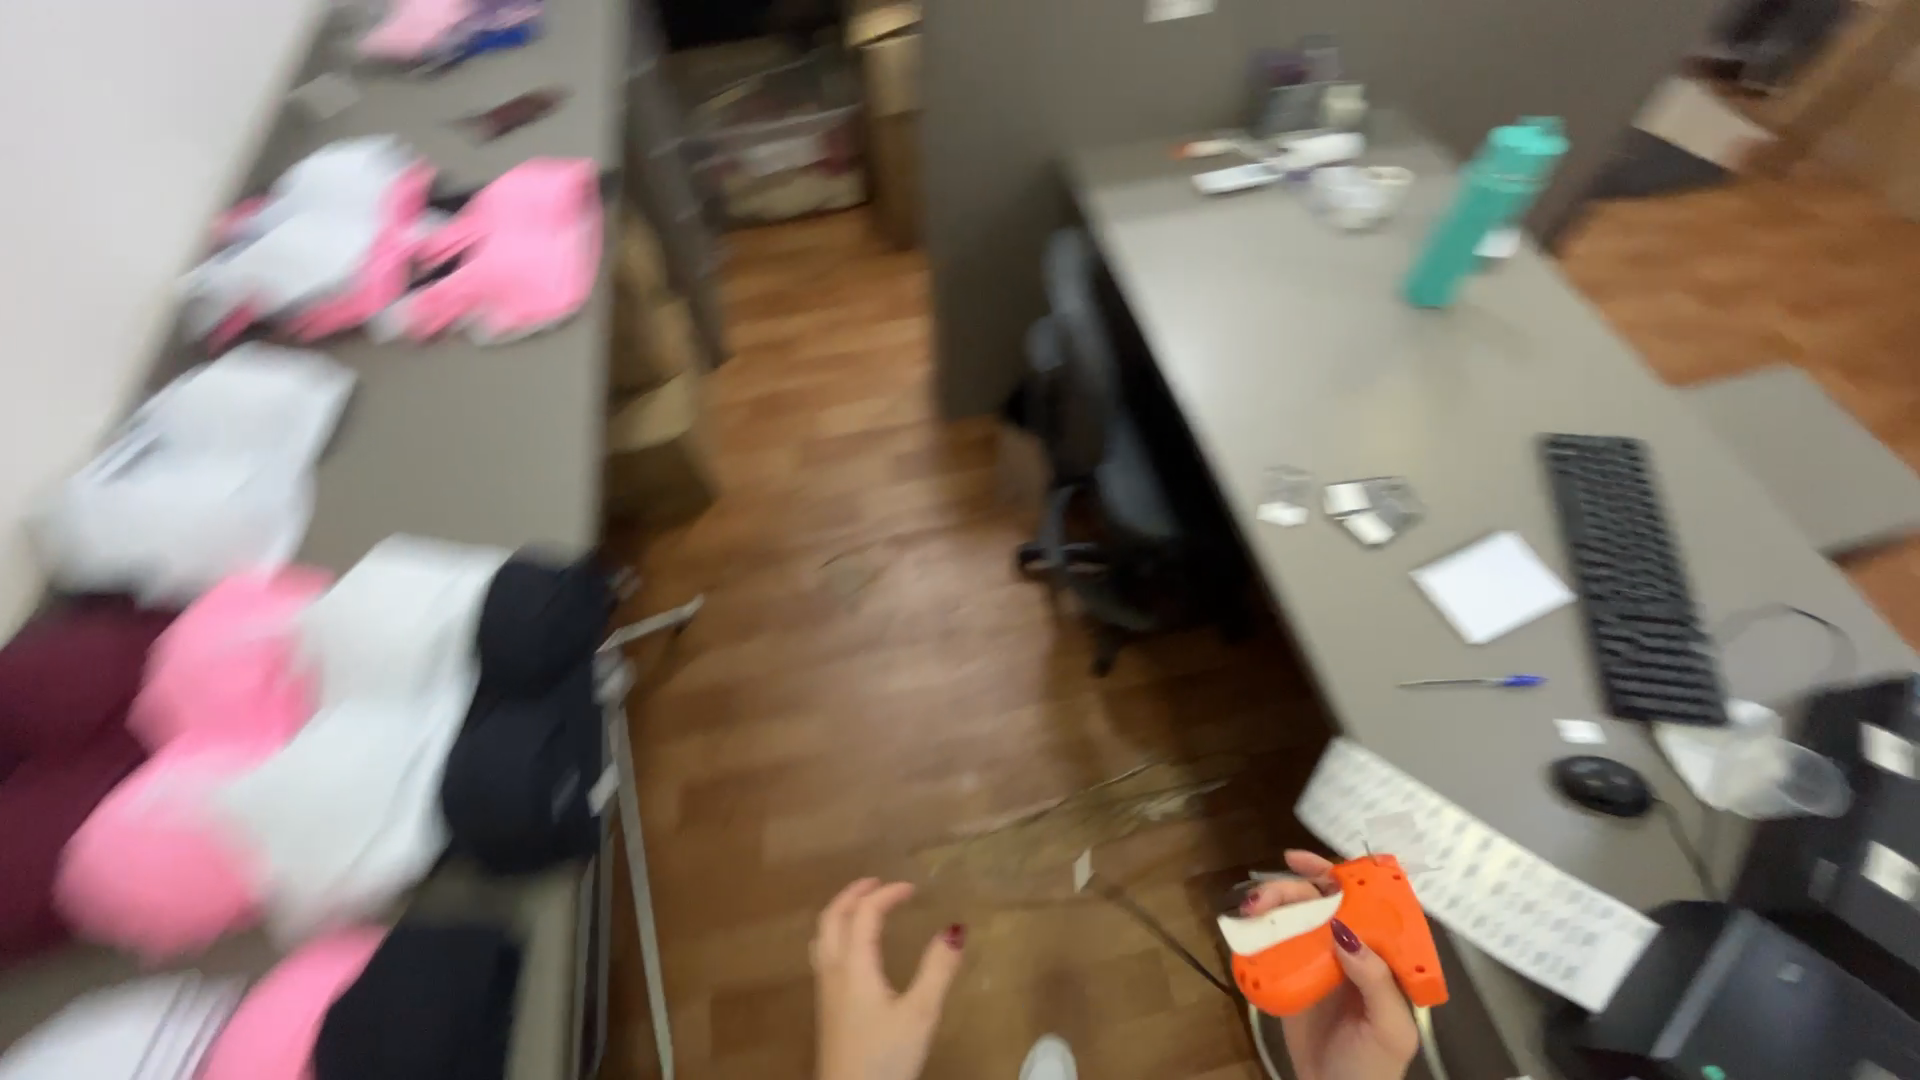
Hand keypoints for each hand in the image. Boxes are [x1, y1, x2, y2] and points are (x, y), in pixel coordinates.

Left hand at [812, 879, 964, 1079]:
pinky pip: (824, 955)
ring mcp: (825, 992)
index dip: (887, 894)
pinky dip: (837, 935)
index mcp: (854, 965)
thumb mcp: (920, 1014)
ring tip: (861, 908)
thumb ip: (937, 970)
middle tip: (877, 884)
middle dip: (853, 894)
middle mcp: (834, 971)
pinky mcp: (825, 1010)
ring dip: (841, 913)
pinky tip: (854, 952)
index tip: (911, 888)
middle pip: (832, 917)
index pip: (865, 913)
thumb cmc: (885, 1059)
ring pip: (823, 936)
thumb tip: (955, 928)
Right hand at [1241, 851, 1418, 1079]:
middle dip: (1286, 889)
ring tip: (1247, 910)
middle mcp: (1348, 951)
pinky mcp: (1288, 976)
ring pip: (1291, 916)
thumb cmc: (1373, 1070)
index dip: (1333, 873)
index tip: (1298, 860)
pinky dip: (1255, 930)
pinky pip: (1271, 943)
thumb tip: (1342, 929)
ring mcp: (1316, 962)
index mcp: (1380, 957)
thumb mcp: (1390, 1030)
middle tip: (1260, 898)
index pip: (1361, 902)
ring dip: (1267, 905)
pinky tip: (1243, 927)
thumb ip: (1376, 980)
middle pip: (1316, 902)